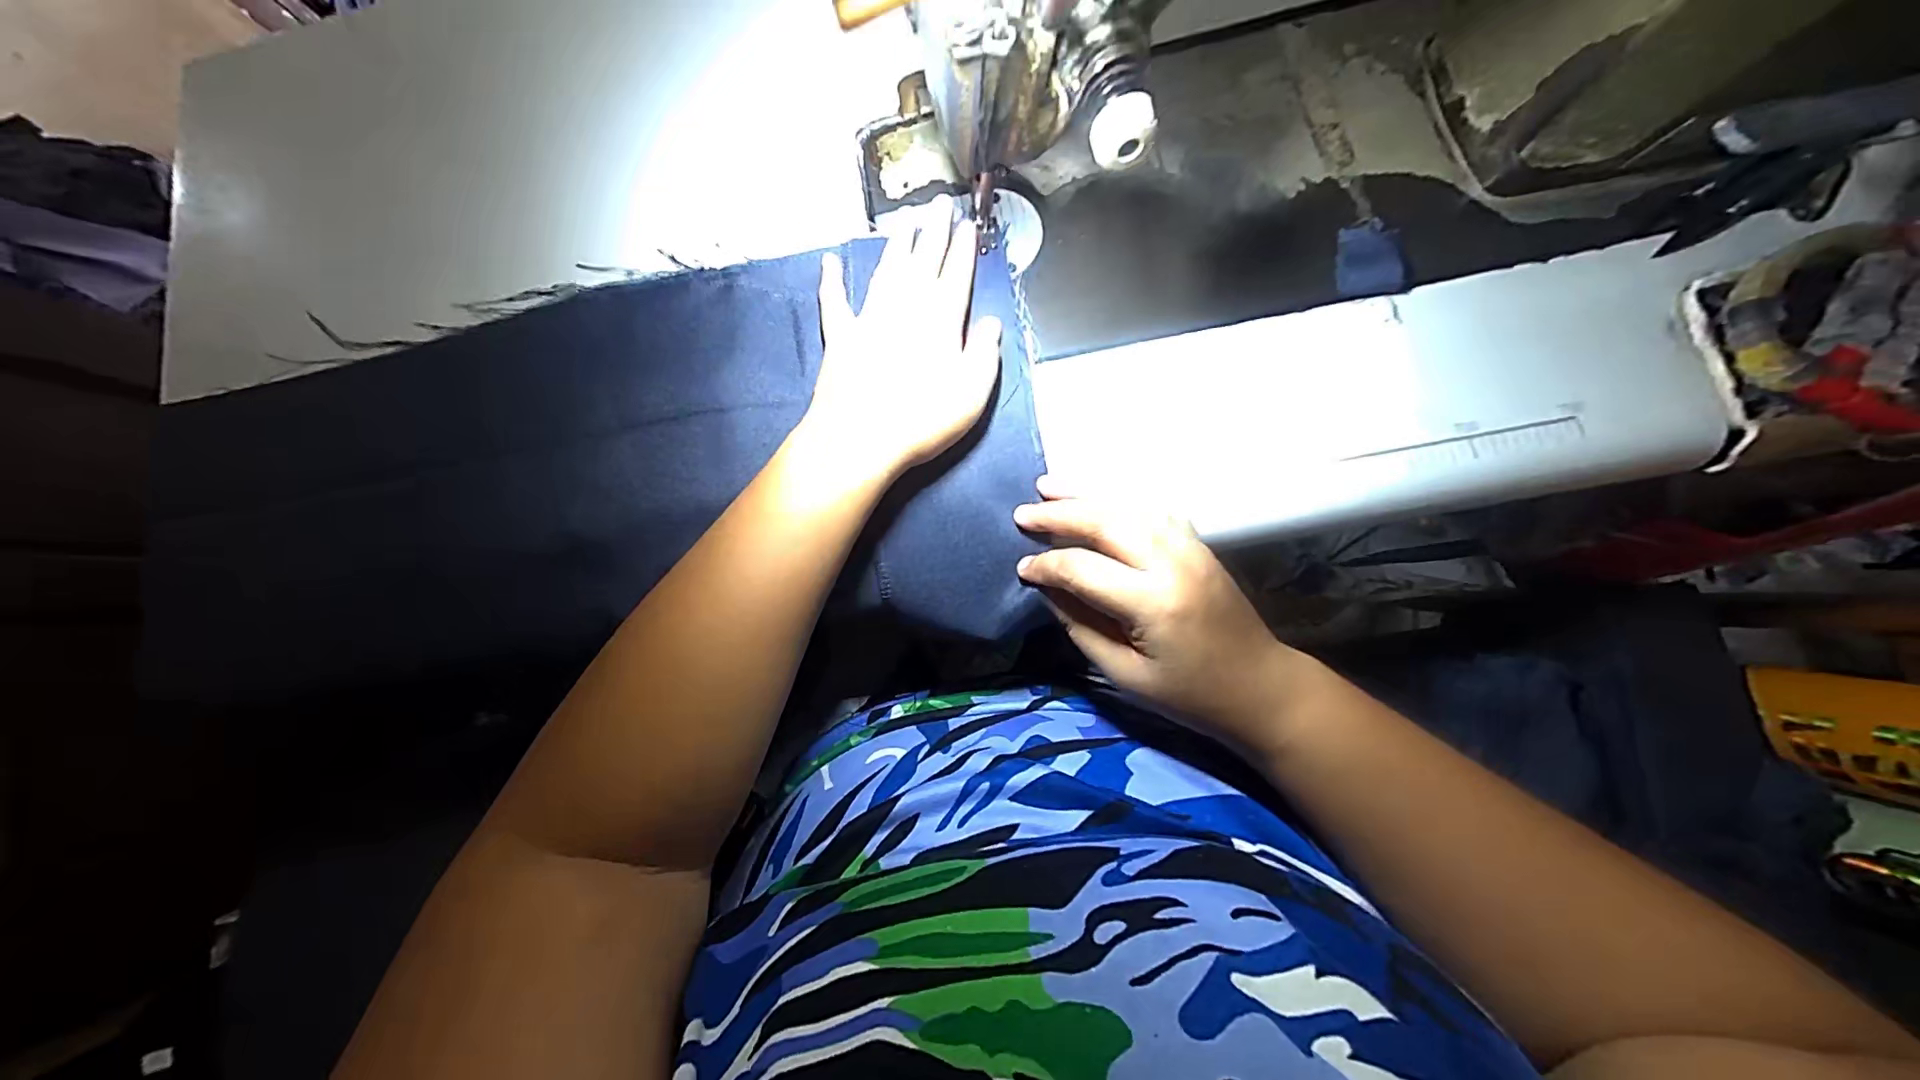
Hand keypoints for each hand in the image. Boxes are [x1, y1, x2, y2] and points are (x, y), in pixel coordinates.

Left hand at [806, 195, 1003, 478]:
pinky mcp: (840, 337)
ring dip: (896, 245)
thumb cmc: (923, 419)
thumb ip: (985, 352)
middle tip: (938, 202)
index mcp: (941, 320)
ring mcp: (869, 319)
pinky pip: (835, 302)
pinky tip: (830, 262)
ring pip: (885, 271)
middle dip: (932, 230)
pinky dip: (832, 281)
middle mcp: (905, 309)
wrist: (860, 439)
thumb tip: (990, 323)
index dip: (962, 248)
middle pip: (922, 260)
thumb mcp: (972, 391)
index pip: (956, 274)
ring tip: (904, 222)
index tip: (966, 224)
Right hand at [1014, 478, 1314, 755]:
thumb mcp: (1125, 674)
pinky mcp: (1200, 546)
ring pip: (1130, 507)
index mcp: (1152, 602)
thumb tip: (1047, 589)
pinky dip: (1121, 501)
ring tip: (1048, 488)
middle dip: (1060, 515)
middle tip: (1023, 513)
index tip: (1021, 569)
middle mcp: (1172, 563)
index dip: (1046, 566)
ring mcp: (1191, 548)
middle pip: (1106, 522)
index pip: (1083, 568)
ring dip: (1087, 496)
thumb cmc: (1189, 694)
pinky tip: (1099, 500)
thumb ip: (1081, 627)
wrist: (1260, 686)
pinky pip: (1154, 510)